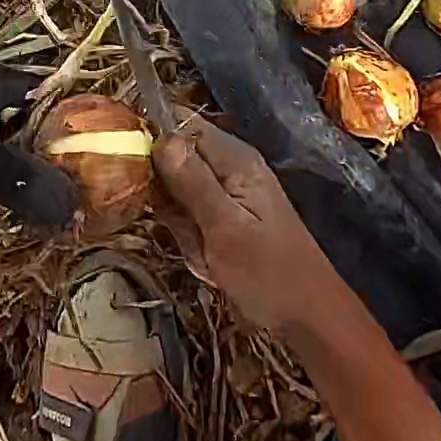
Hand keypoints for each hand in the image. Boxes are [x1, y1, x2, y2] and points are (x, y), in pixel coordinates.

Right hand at [151, 116, 346, 334]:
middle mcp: (228, 166)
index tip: (132, 164)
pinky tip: (205, 259)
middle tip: (184, 228)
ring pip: (175, 191)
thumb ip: (192, 182)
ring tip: (201, 250)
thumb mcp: (225, 228)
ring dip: (177, 222)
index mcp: (234, 158)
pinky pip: (187, 216)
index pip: (181, 123)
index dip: (152, 135)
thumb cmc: (270, 273)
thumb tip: (161, 138)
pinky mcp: (221, 217)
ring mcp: (224, 193)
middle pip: (173, 158)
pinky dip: (187, 236)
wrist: (308, 317)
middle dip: (165, 193)